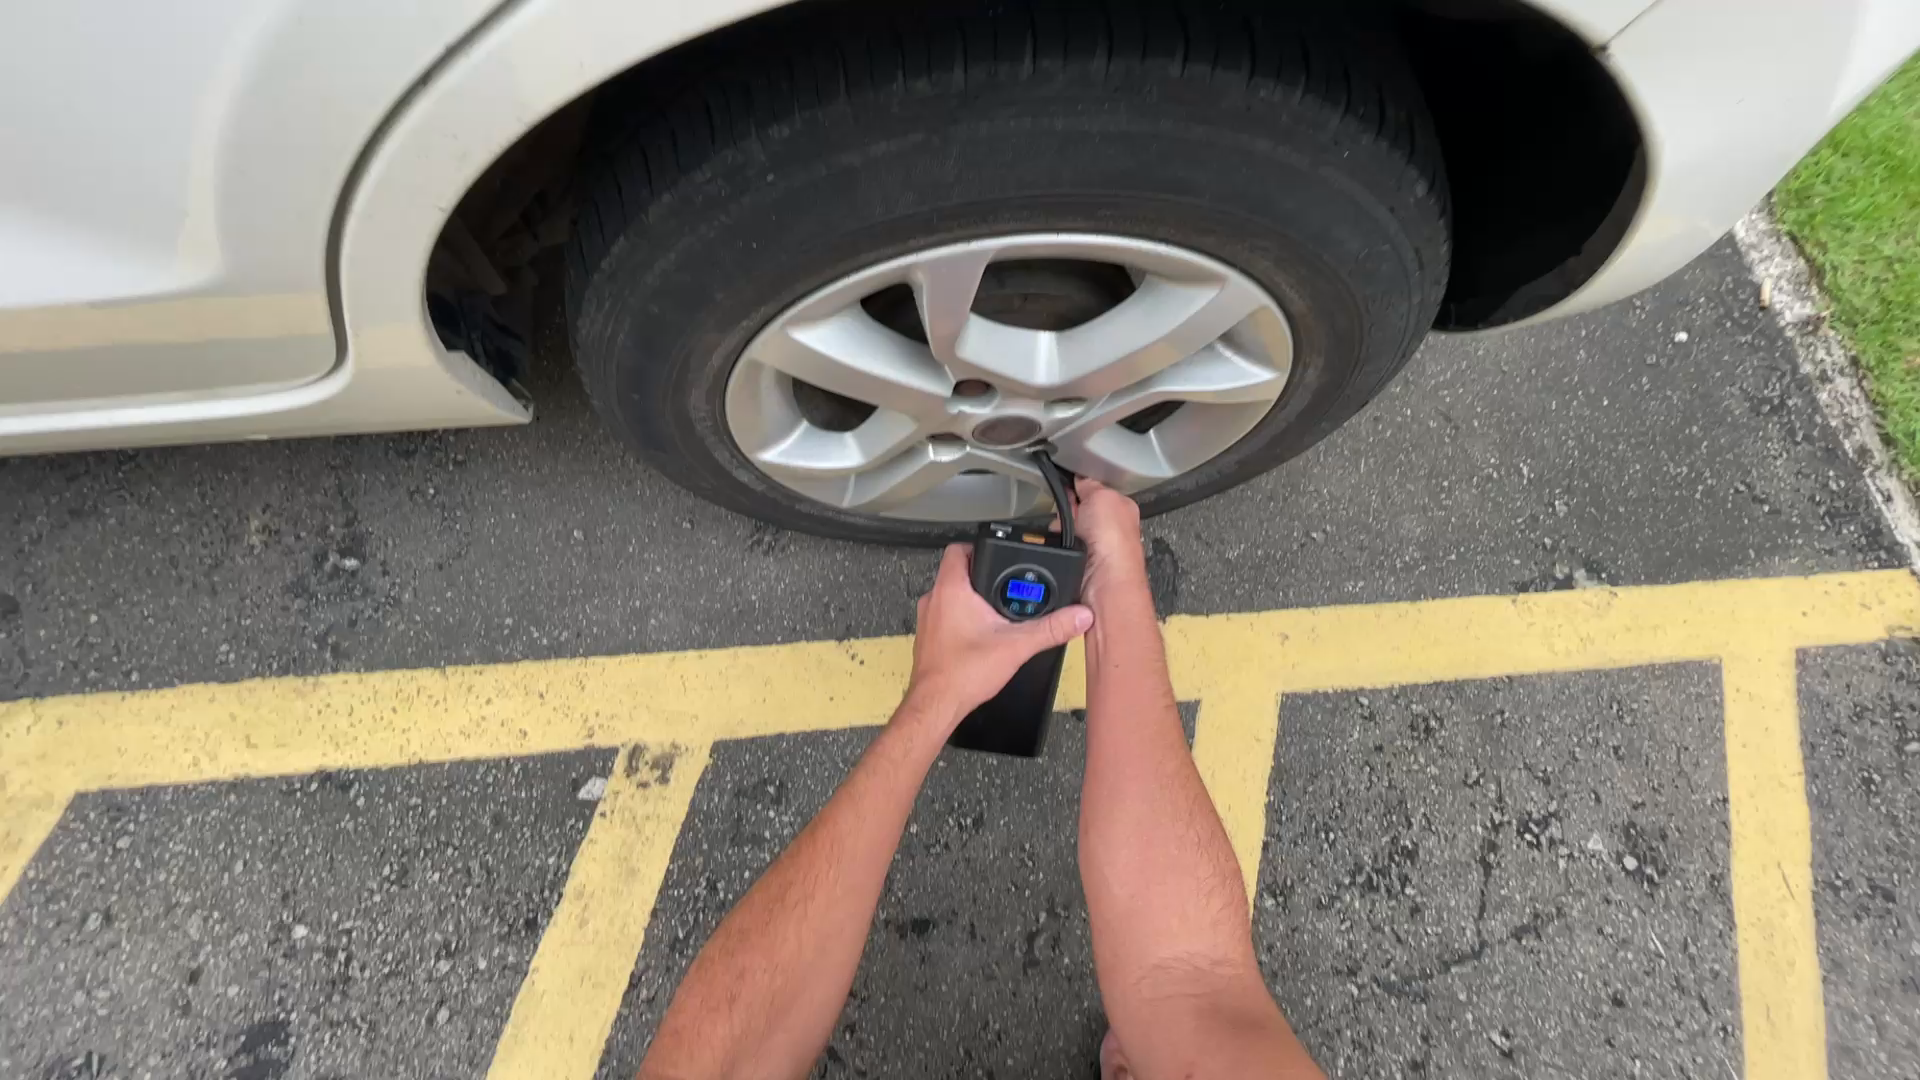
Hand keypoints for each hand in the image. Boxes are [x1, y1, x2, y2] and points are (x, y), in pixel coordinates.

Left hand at [905, 543, 1093, 727]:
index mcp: (951, 590)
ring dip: (971, 597)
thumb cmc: (963, 674)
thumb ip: (1051, 628)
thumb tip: (1077, 616)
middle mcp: (934, 599)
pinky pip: (944, 615)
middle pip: (956, 571)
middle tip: (1004, 583)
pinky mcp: (927, 637)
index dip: (979, 546)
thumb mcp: (1016, 646)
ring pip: (949, 594)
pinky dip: (961, 617)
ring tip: (995, 608)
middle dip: (982, 574)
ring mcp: (927, 619)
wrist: (936, 706)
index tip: (999, 554)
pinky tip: (979, 633)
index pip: (958, 549)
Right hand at [1067, 477, 1149, 603]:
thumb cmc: (1113, 541)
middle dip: (1068, 509)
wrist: (1104, 583)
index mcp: (1122, 509)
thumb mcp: (1102, 496)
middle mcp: (1110, 529)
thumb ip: (1091, 484)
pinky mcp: (1078, 562)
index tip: (1070, 485)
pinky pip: (1058, 545)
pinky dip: (1056, 544)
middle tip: (1072, 514)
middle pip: (1077, 509)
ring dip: (1060, 528)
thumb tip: (1081, 480)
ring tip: (1067, 533)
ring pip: (1065, 527)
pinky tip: (1062, 546)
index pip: (1096, 490)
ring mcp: (1094, 547)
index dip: (1080, 486)